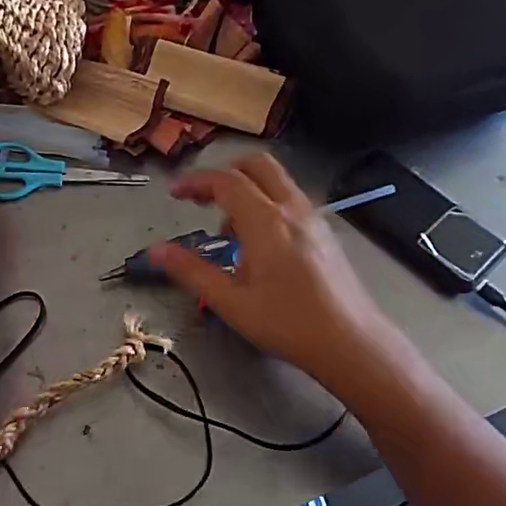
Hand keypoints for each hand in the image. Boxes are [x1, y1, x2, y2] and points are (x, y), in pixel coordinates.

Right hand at [151, 154, 397, 382]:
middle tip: (201, 198)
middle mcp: (292, 208)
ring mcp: (314, 217)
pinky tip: (260, 245)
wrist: (350, 340)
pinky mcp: (325, 231)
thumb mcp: (231, 302)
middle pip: (256, 165)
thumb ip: (191, 271)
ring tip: (228, 232)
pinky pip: (291, 200)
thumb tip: (155, 251)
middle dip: (224, 173)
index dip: (195, 182)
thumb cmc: (287, 323)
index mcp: (266, 221)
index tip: (175, 194)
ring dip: (247, 190)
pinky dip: (267, 204)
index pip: (225, 181)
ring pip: (277, 181)